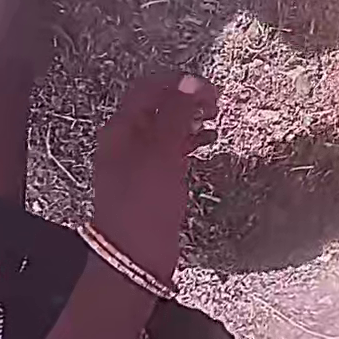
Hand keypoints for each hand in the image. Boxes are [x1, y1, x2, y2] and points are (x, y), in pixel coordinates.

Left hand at [92, 73, 218, 281]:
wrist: (136, 256)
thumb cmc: (144, 202)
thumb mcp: (162, 152)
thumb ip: (177, 115)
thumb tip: (191, 81)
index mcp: (121, 130)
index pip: (148, 90)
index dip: (178, 83)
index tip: (208, 87)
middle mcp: (127, 141)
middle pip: (159, 106)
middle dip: (188, 99)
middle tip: (216, 101)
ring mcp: (140, 161)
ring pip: (168, 127)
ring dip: (191, 118)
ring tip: (216, 118)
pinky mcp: (154, 179)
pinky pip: (174, 148)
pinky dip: (192, 140)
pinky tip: (209, 141)